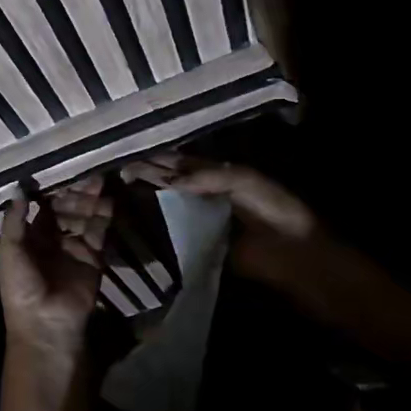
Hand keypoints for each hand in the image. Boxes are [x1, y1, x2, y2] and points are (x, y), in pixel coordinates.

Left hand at [0, 175, 109, 358]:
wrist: (46, 321)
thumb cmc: (20, 284)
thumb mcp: (10, 248)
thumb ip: (16, 217)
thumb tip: (19, 185)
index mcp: (28, 237)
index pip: (39, 207)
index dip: (47, 189)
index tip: (55, 166)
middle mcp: (51, 239)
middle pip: (64, 209)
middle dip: (72, 190)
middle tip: (82, 167)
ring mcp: (73, 247)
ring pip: (82, 217)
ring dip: (89, 198)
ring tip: (97, 175)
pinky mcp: (93, 257)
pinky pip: (98, 232)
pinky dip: (103, 215)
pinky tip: (107, 197)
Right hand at [121, 153, 319, 281]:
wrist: (295, 256)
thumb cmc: (275, 211)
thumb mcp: (246, 181)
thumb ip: (208, 175)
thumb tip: (167, 179)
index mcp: (216, 173)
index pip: (178, 161)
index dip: (155, 156)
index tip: (126, 153)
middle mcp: (202, 192)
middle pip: (166, 179)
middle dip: (143, 173)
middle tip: (114, 172)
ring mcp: (196, 217)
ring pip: (164, 202)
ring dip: (142, 196)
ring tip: (114, 190)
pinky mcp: (193, 241)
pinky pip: (168, 229)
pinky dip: (151, 223)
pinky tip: (129, 218)